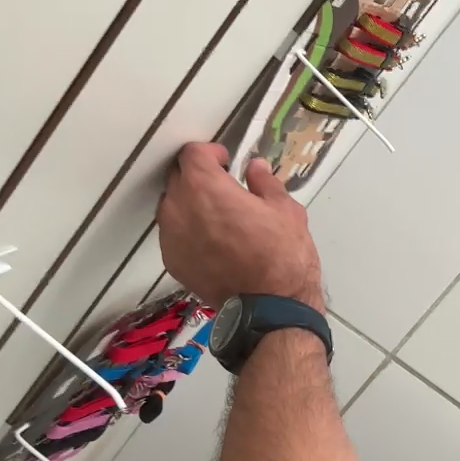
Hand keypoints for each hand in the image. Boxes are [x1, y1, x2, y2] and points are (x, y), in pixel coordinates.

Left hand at [157, 142, 324, 310]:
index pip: (193, 153)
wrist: (271, 307)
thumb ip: (266, 185)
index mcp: (206, 187)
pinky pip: (177, 236)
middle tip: (227, 192)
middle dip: (200, 179)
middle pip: (180, 178)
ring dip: (194, 207)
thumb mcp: (288, 214)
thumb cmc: (284, 257)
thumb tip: (255, 169)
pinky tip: (217, 247)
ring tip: (222, 222)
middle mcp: (178, 206)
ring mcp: (171, 235)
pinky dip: (192, 234)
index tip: (226, 161)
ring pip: (175, 208)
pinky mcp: (172, 260)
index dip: (211, 153)